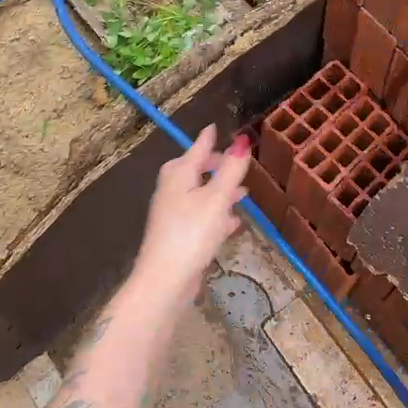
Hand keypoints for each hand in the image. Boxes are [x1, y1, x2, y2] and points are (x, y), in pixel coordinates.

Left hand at [133, 125, 249, 301]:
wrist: (165, 280)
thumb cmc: (192, 233)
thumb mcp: (217, 198)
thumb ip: (231, 170)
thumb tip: (242, 140)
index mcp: (179, 175)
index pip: (196, 149)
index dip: (208, 139)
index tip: (214, 127)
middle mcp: (172, 190)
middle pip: (194, 170)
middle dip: (215, 166)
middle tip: (235, 164)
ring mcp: (173, 214)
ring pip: (199, 194)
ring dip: (219, 190)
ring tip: (242, 193)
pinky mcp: (178, 235)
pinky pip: (200, 215)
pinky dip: (216, 213)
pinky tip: (231, 223)